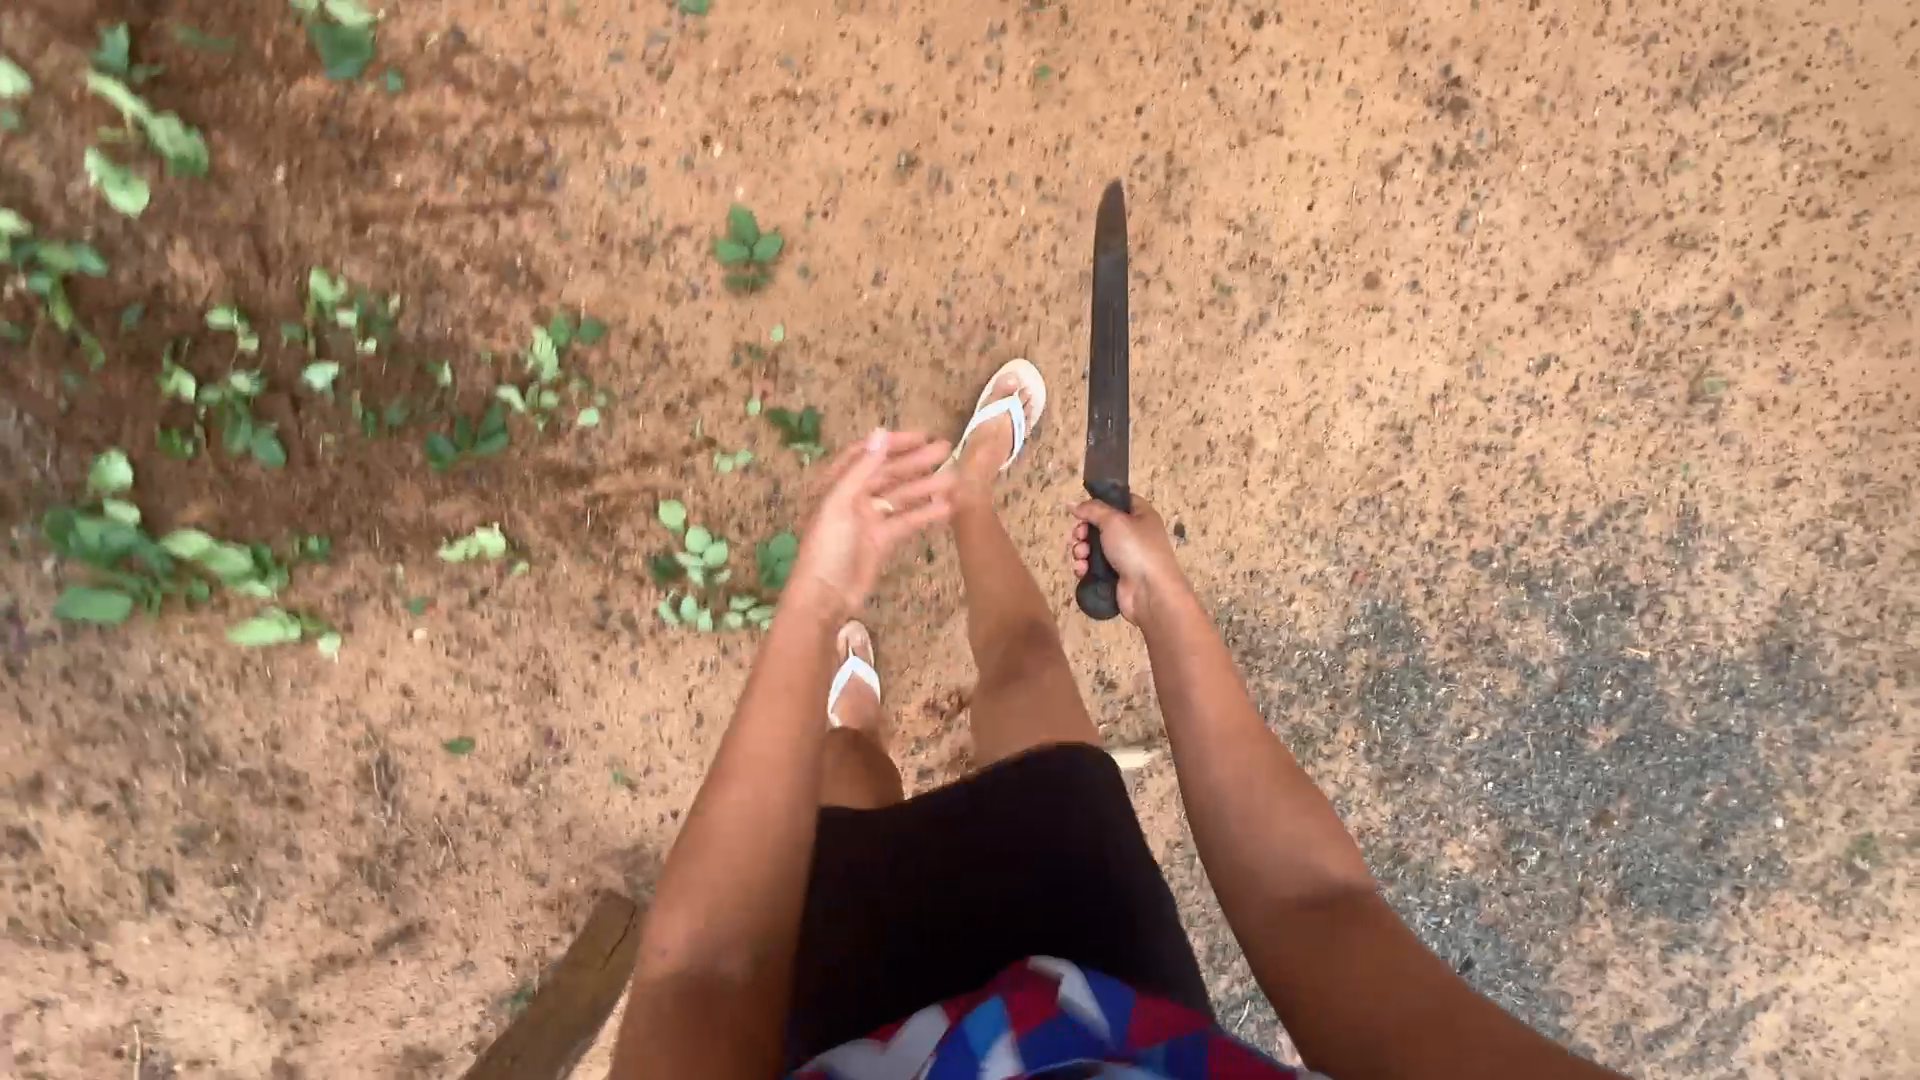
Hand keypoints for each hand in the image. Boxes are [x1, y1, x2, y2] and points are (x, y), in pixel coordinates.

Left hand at [789, 429, 954, 620]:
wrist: (825, 595)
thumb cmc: (827, 547)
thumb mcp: (840, 502)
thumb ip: (862, 468)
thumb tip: (881, 432)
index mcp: (838, 484)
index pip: (867, 454)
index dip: (892, 443)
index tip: (920, 436)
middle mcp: (854, 497)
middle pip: (888, 473)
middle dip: (916, 462)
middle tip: (945, 450)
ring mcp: (869, 519)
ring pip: (901, 497)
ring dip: (926, 487)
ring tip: (955, 480)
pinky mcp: (882, 540)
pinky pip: (906, 521)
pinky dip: (925, 514)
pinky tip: (947, 508)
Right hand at [1068, 495, 1189, 626]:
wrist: (1150, 591)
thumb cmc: (1135, 548)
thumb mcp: (1113, 520)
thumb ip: (1092, 509)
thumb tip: (1072, 503)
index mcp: (1141, 515)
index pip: (1119, 501)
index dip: (1100, 503)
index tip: (1084, 509)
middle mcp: (1134, 534)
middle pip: (1101, 525)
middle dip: (1084, 531)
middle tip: (1079, 536)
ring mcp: (1125, 556)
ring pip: (1094, 547)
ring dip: (1082, 549)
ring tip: (1081, 555)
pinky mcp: (1115, 576)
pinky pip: (1094, 567)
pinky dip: (1085, 567)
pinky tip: (1082, 570)